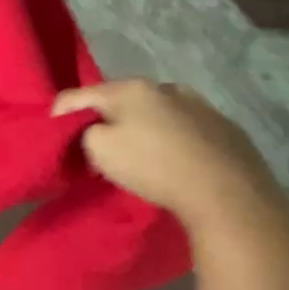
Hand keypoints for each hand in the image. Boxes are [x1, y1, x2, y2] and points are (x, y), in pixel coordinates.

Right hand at [53, 79, 286, 234]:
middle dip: (106, 117)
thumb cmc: (154, 167)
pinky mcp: (231, 131)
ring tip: (140, 149)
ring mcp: (205, 108)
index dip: (60, 115)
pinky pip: (188, 127)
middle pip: (120, 100)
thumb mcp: (95, 148)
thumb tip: (92, 126)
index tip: (56, 136)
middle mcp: (168, 89)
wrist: (232, 201)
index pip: (77, 95)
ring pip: (158, 111)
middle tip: (99, 142)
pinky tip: (176, 158)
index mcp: (131, 88)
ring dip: (144, 125)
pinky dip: (175, 137)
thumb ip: (83, 128)